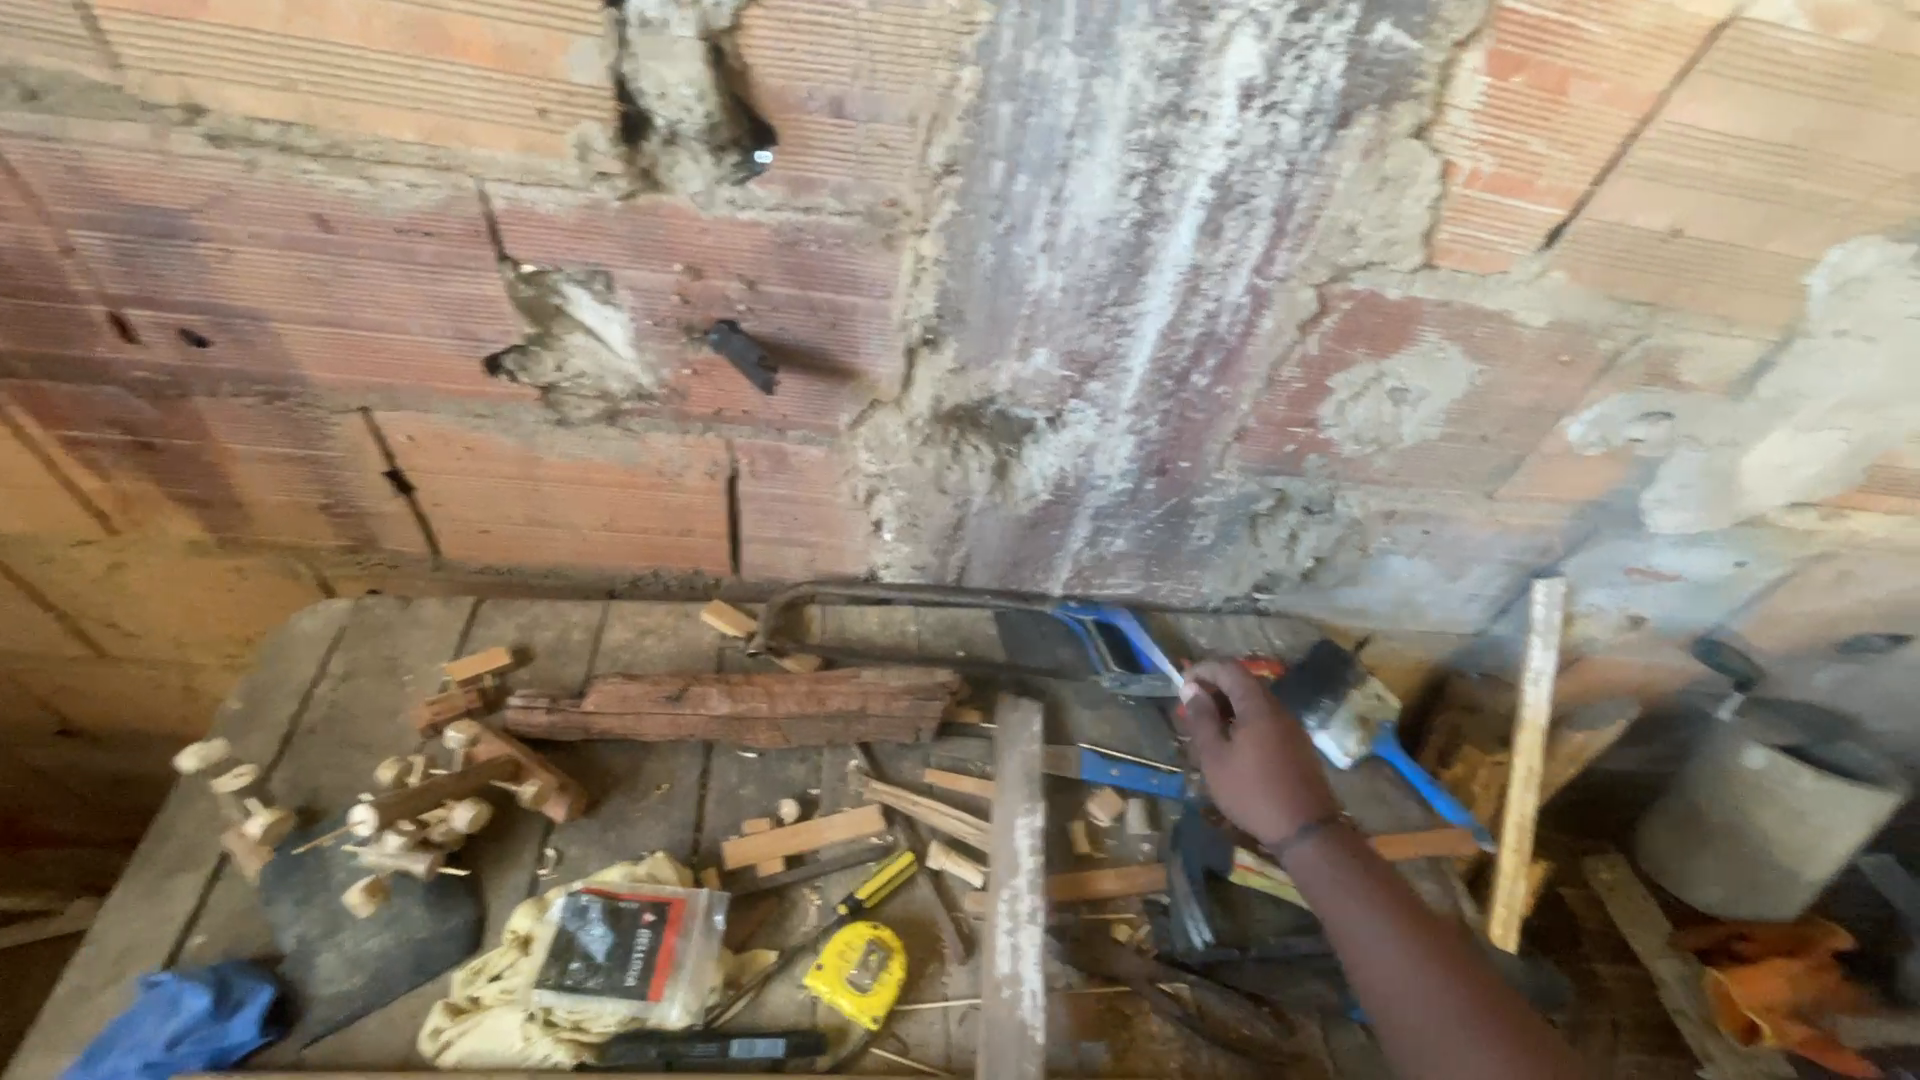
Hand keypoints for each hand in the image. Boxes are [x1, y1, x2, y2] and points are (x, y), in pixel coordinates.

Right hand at [1176, 659, 1340, 848]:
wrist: (1306, 830)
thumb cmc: (1252, 792)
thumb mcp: (1215, 757)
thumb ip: (1202, 719)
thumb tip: (1191, 689)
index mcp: (1258, 706)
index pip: (1229, 669)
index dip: (1203, 670)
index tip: (1182, 685)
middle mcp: (1278, 709)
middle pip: (1244, 683)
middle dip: (1214, 688)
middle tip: (1190, 708)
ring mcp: (1291, 727)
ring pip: (1255, 703)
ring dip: (1228, 706)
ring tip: (1206, 727)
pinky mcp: (1297, 745)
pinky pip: (1266, 720)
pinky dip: (1243, 720)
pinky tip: (1231, 744)